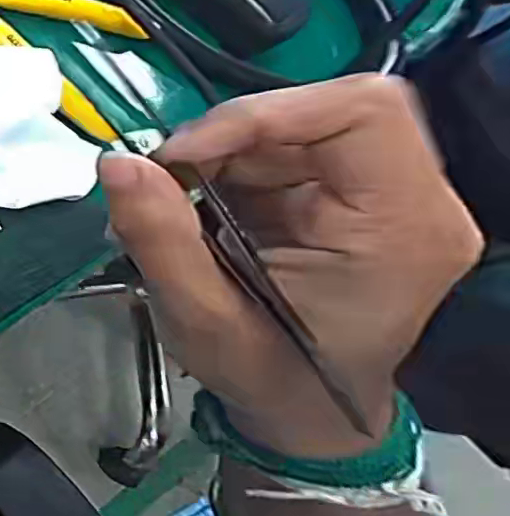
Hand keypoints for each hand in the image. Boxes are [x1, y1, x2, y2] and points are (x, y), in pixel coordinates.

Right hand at [99, 75, 482, 458]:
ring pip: (278, 127)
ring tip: (165, 202)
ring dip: (206, 153)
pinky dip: (208, 166)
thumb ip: (158, 235)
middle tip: (163, 180)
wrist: (297, 403)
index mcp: (399, 225)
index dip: (259, 116)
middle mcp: (400, 197)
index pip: (358, 113)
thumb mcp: (198, 311)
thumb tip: (115, 161)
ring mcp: (365, 194)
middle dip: (221, 136)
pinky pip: (263, 150)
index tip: (181, 156)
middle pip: (314, 112)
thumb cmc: (263, 369)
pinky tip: (185, 205)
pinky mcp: (326, 195)